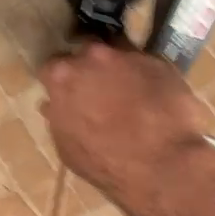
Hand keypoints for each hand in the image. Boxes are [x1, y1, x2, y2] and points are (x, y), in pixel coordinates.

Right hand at [40, 42, 214, 206]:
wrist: (163, 163)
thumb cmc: (105, 162)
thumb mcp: (68, 148)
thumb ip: (57, 119)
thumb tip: (52, 105)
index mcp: (63, 77)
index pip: (51, 67)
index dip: (59, 81)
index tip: (65, 92)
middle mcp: (93, 57)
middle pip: (86, 52)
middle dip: (89, 67)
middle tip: (97, 89)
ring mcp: (129, 55)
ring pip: (118, 52)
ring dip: (118, 68)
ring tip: (127, 91)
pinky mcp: (160, 62)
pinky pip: (146, 64)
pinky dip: (145, 76)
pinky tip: (152, 97)